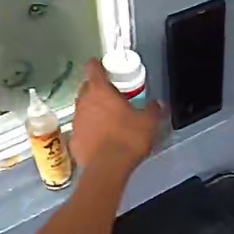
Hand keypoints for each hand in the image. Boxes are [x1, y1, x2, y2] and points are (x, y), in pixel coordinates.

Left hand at [71, 59, 162, 177]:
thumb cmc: (128, 138)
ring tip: (108, 119)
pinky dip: (89, 130)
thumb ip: (153, 110)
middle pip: (86, 88)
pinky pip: (82, 128)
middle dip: (96, 89)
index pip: (92, 68)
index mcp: (100, 91)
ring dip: (93, 110)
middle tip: (112, 96)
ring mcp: (76, 121)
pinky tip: (101, 138)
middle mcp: (84, 102)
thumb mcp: (148, 122)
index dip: (97, 65)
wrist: (107, 168)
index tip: (103, 68)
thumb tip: (159, 104)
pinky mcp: (74, 139)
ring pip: (83, 108)